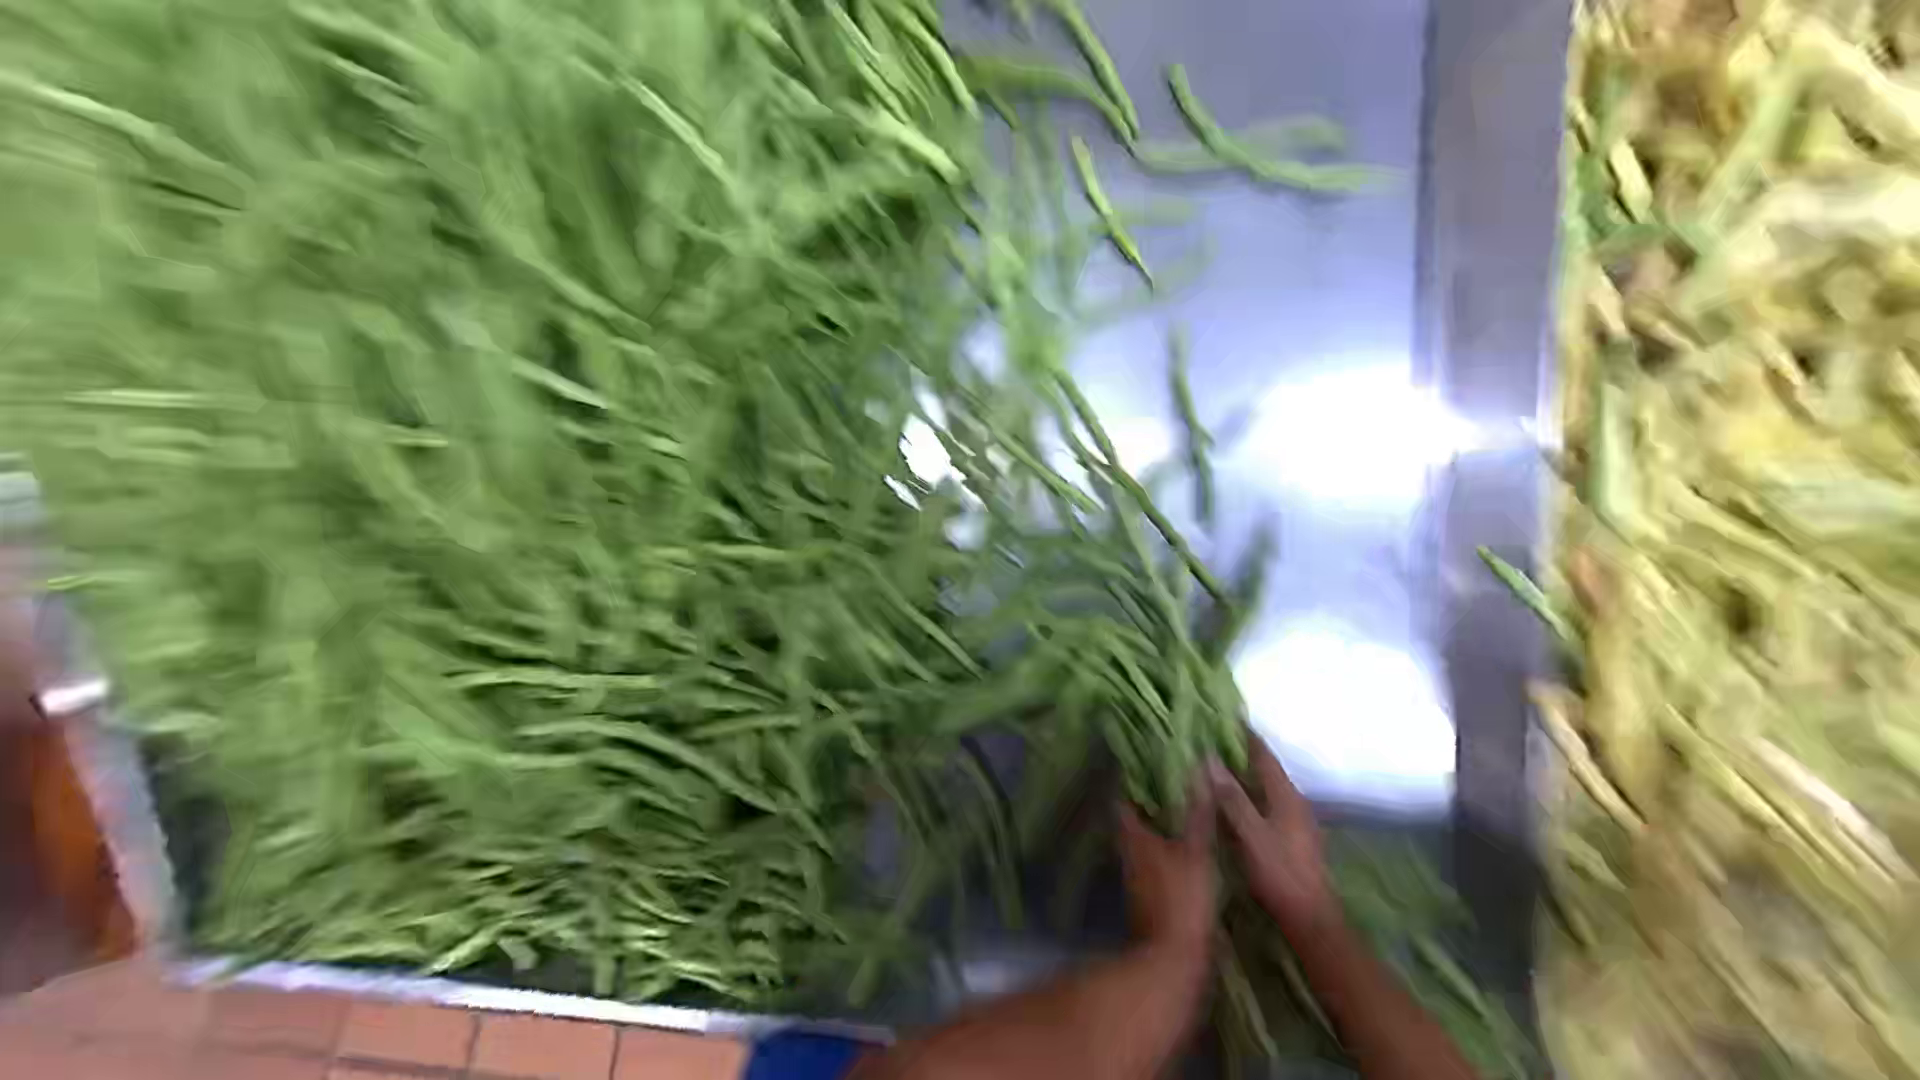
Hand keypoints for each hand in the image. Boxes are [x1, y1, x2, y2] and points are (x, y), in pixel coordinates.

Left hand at [1116, 778, 1215, 954]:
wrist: (1172, 959)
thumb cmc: (1182, 899)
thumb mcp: (1196, 851)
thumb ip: (1198, 813)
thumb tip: (1200, 769)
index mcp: (1132, 836)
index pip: (1123, 798)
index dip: (1132, 779)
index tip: (1148, 763)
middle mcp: (1127, 851)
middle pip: (1132, 818)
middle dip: (1148, 801)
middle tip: (1170, 782)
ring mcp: (1134, 875)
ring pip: (1142, 840)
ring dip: (1157, 825)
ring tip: (1181, 809)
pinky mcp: (1146, 894)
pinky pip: (1152, 860)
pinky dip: (1164, 848)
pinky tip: (1184, 848)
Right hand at [1210, 737, 1334, 931]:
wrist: (1310, 919)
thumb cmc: (1279, 873)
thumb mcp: (1250, 833)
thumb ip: (1231, 796)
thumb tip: (1210, 759)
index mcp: (1286, 796)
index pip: (1264, 754)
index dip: (1246, 735)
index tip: (1225, 716)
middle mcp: (1294, 802)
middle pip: (1265, 769)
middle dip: (1241, 752)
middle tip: (1211, 739)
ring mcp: (1295, 822)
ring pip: (1266, 787)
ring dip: (1244, 774)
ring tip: (1215, 765)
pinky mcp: (1291, 838)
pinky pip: (1266, 803)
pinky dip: (1248, 794)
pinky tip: (1231, 801)